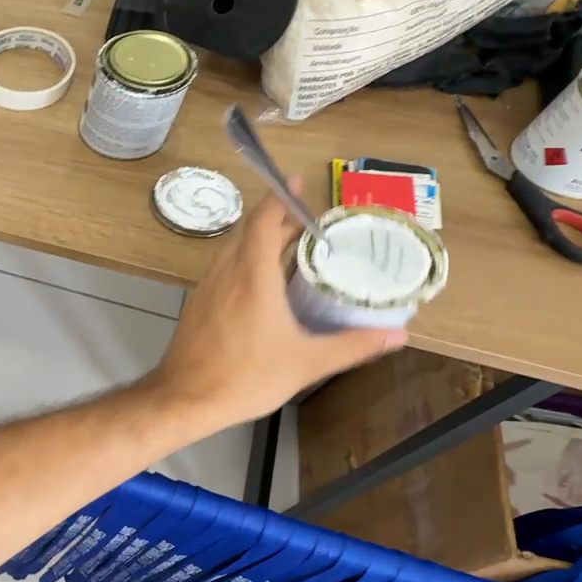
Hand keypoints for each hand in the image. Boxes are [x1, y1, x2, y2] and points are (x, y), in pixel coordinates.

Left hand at [151, 177, 406, 427]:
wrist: (183, 399)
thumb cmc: (243, 377)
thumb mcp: (307, 363)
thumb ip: (353, 345)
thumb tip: (399, 335)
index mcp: (251, 277)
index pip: (263, 223)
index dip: (280, 199)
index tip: (296, 182)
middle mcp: (224, 276)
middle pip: (248, 234)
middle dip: (276, 219)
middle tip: (308, 216)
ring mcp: (205, 291)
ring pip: (232, 253)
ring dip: (259, 241)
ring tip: (291, 244)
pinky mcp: (197, 308)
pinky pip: (222, 272)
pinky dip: (244, 263)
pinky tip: (262, 282)